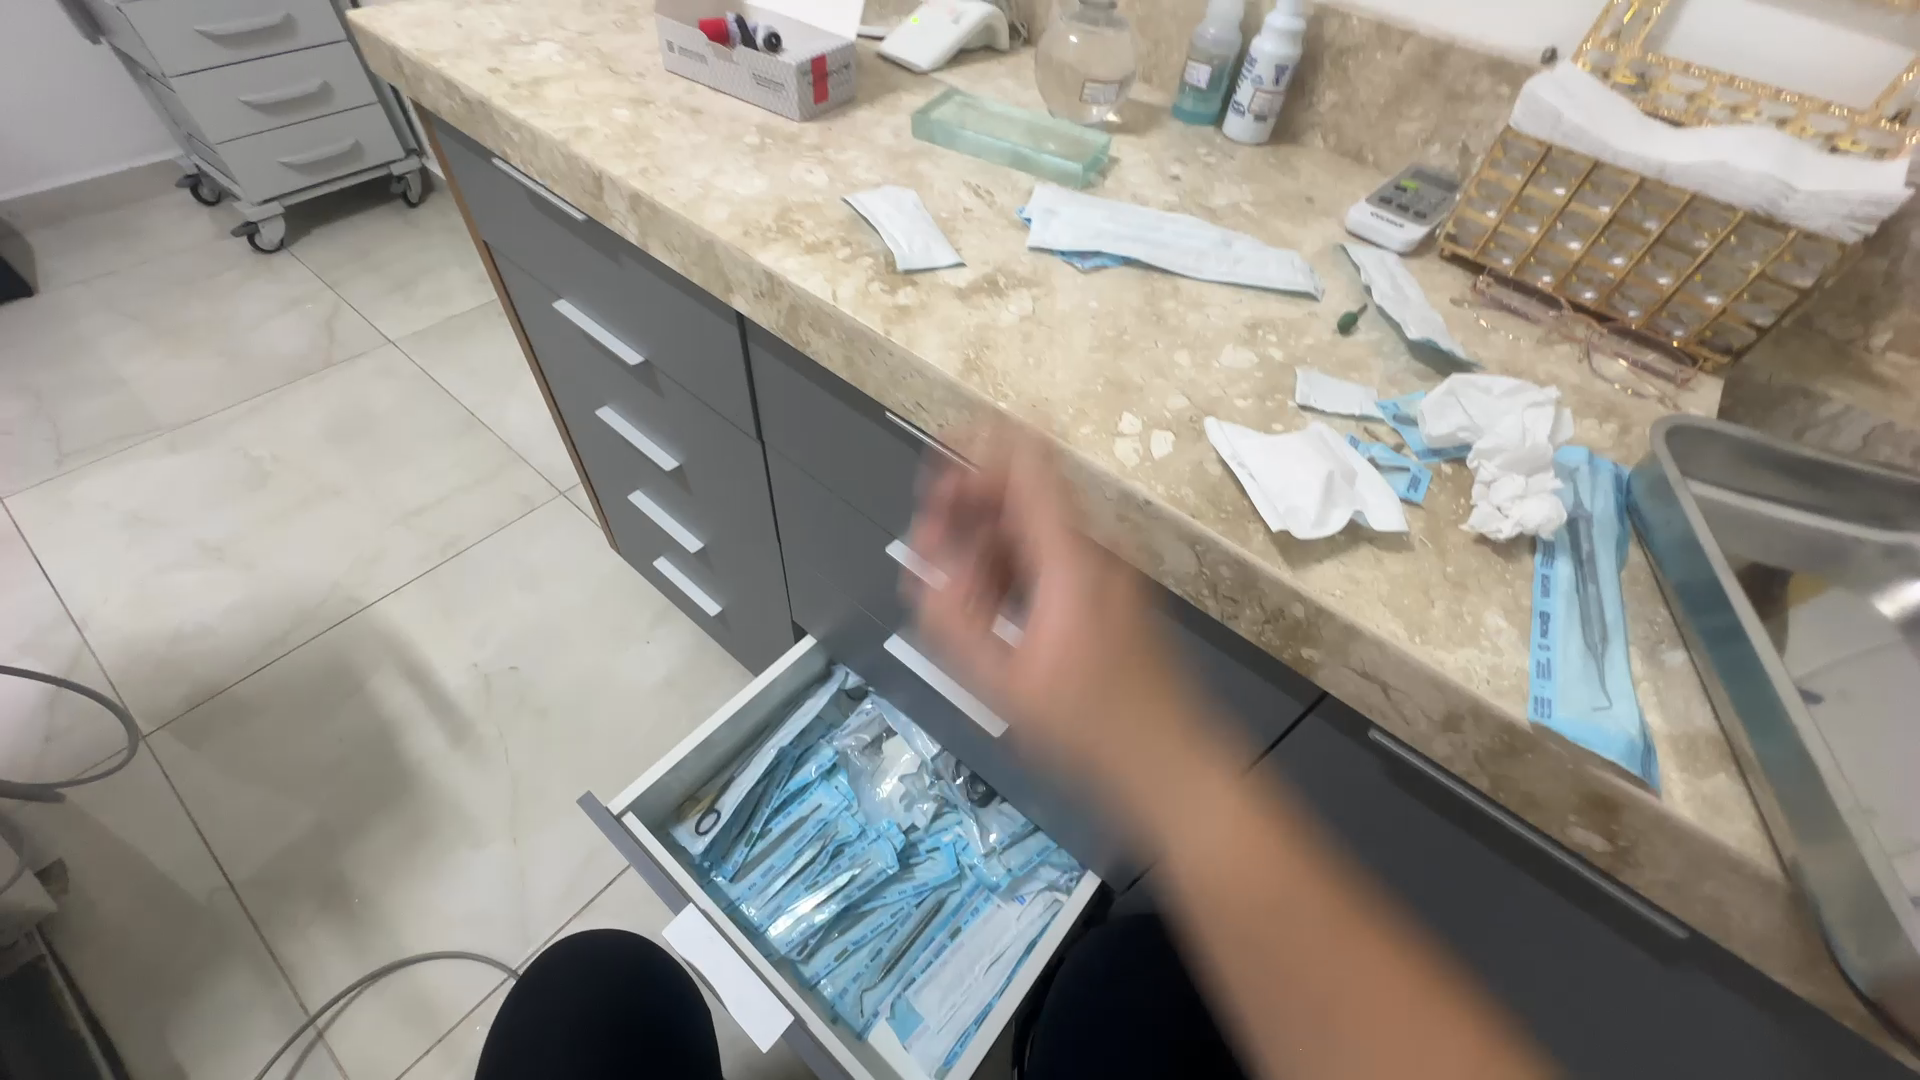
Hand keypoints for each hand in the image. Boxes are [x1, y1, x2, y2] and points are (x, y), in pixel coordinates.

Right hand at [901, 428, 1206, 788]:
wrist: (1173, 766)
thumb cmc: (1092, 730)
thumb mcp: (1004, 683)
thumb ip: (954, 620)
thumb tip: (925, 571)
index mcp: (1071, 558)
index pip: (1025, 463)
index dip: (975, 451)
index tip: (935, 477)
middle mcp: (1093, 550)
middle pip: (1023, 494)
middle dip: (967, 510)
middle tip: (931, 550)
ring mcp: (1106, 570)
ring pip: (1032, 529)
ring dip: (985, 547)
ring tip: (955, 595)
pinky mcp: (1108, 593)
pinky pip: (1049, 559)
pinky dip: (1012, 571)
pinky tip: (990, 611)